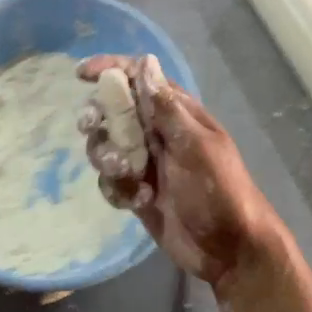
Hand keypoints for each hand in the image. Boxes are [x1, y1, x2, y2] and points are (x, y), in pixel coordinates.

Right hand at [76, 56, 282, 285]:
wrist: (229, 251)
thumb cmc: (218, 189)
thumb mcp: (195, 146)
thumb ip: (167, 107)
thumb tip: (146, 61)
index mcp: (174, 111)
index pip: (138, 77)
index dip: (110, 69)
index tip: (82, 74)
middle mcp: (156, 131)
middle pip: (113, 110)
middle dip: (97, 116)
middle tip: (90, 128)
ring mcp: (145, 161)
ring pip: (107, 145)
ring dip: (107, 156)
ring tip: (125, 173)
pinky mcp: (137, 190)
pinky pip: (111, 181)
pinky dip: (117, 188)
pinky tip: (139, 200)